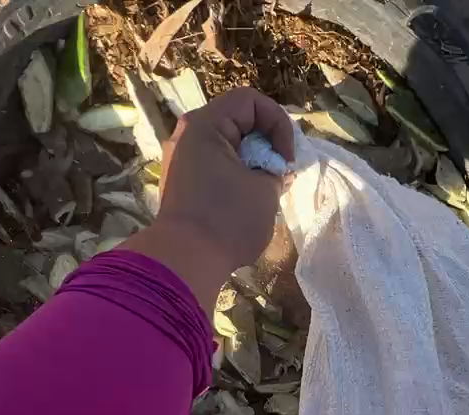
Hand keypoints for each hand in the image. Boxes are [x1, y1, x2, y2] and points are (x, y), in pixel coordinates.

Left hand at [123, 87, 293, 308]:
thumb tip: (276, 172)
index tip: (286, 160)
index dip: (278, 123)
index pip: (250, 100)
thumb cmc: (228, 221)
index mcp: (206, 125)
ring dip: (252, 162)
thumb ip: (275, 173)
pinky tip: (247, 201)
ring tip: (266, 189)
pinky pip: (214, 165)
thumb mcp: (264, 193)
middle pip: (236, 121)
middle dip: (266, 144)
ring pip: (226, 145)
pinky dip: (236, 175)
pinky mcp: (181, 182)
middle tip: (281, 173)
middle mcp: (188, 134)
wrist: (186, 259)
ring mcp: (181, 159)